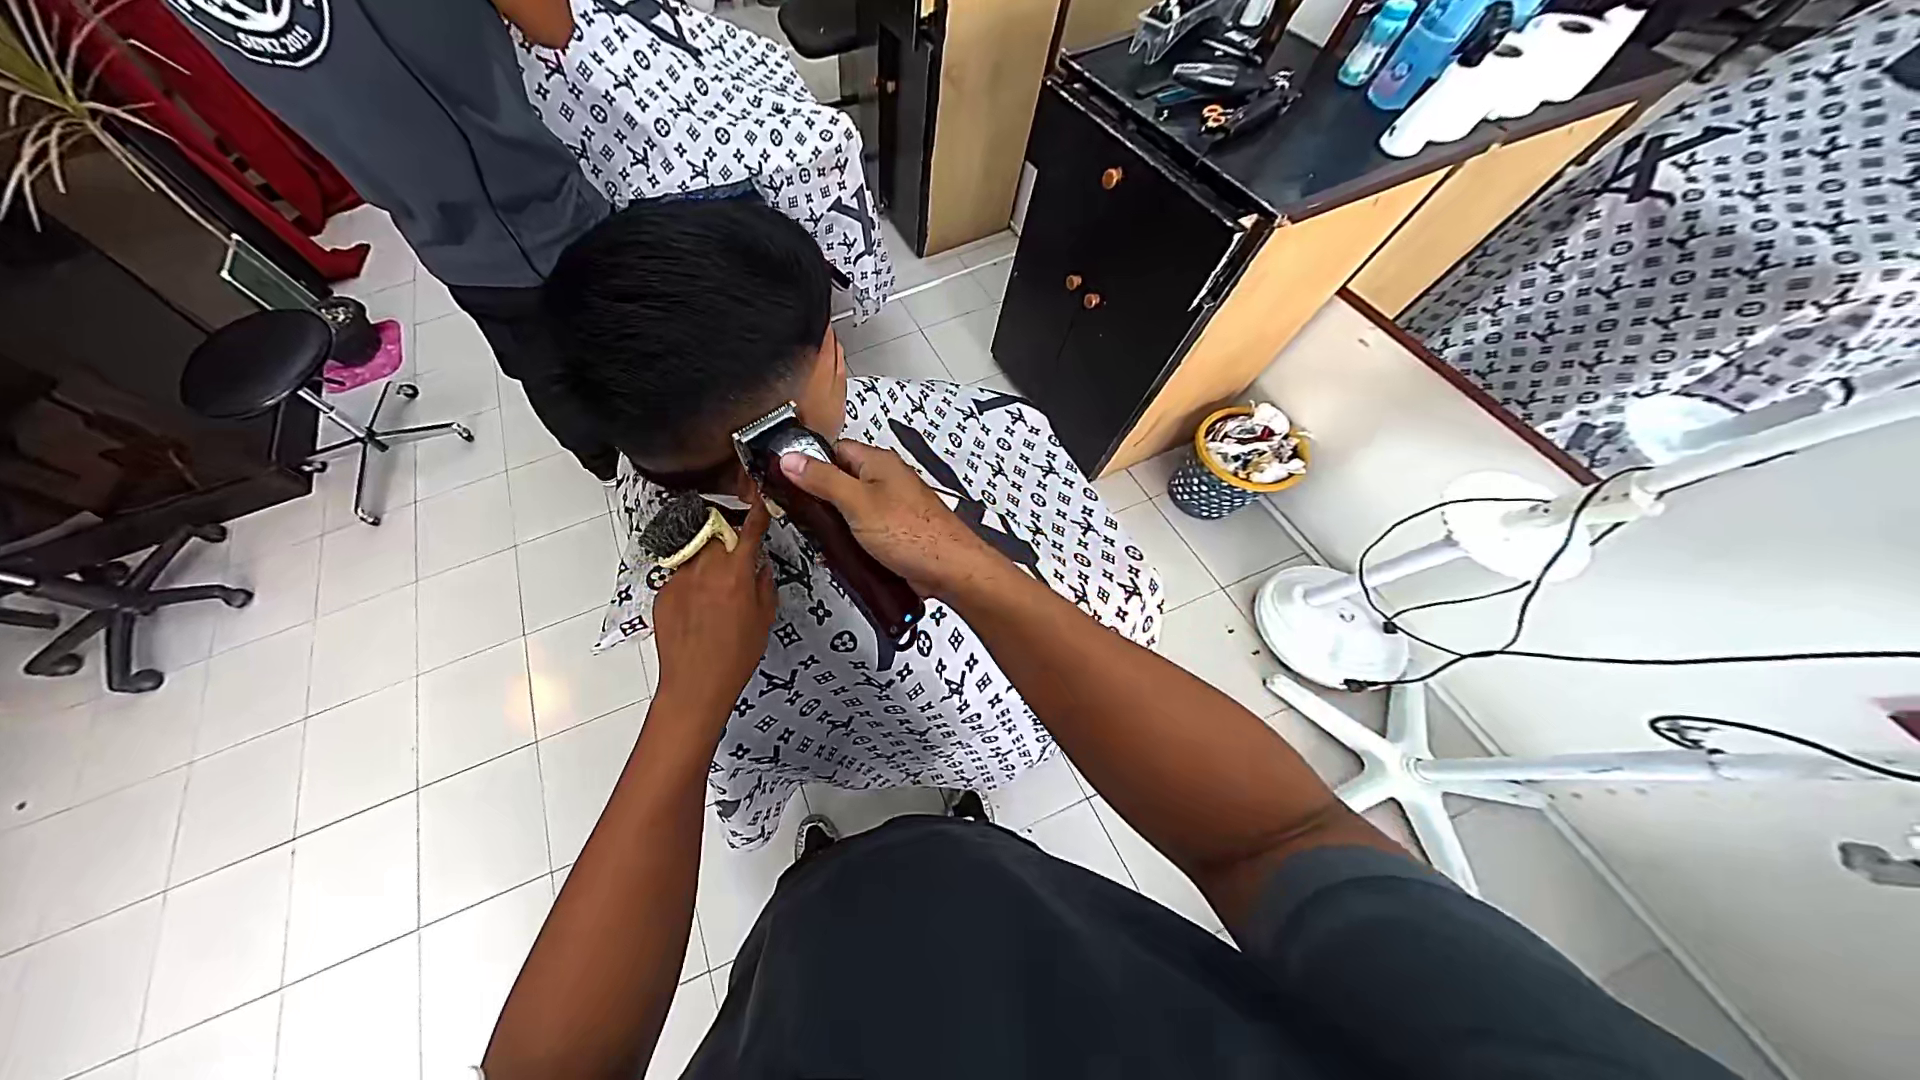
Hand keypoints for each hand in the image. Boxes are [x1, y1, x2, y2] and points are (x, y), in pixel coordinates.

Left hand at [650, 499, 774, 715]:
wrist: (695, 684)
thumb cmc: (732, 657)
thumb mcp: (764, 618)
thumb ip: (763, 584)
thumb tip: (760, 568)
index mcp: (736, 574)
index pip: (748, 529)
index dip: (756, 511)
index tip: (758, 498)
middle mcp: (705, 570)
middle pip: (717, 533)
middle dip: (729, 534)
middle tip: (738, 549)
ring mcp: (680, 579)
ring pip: (697, 551)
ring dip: (710, 556)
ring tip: (718, 583)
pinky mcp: (662, 592)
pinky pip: (681, 573)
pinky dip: (693, 579)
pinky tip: (701, 604)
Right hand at [779, 441, 1002, 599]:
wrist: (949, 570)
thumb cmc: (918, 534)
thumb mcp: (857, 503)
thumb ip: (823, 480)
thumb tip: (792, 460)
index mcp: (878, 462)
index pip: (833, 449)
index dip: (810, 462)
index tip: (790, 478)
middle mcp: (887, 481)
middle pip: (840, 481)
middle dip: (822, 501)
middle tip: (809, 515)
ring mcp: (891, 508)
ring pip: (850, 510)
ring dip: (837, 525)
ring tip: (830, 538)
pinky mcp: (894, 532)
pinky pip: (863, 531)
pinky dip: (853, 541)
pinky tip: (848, 553)